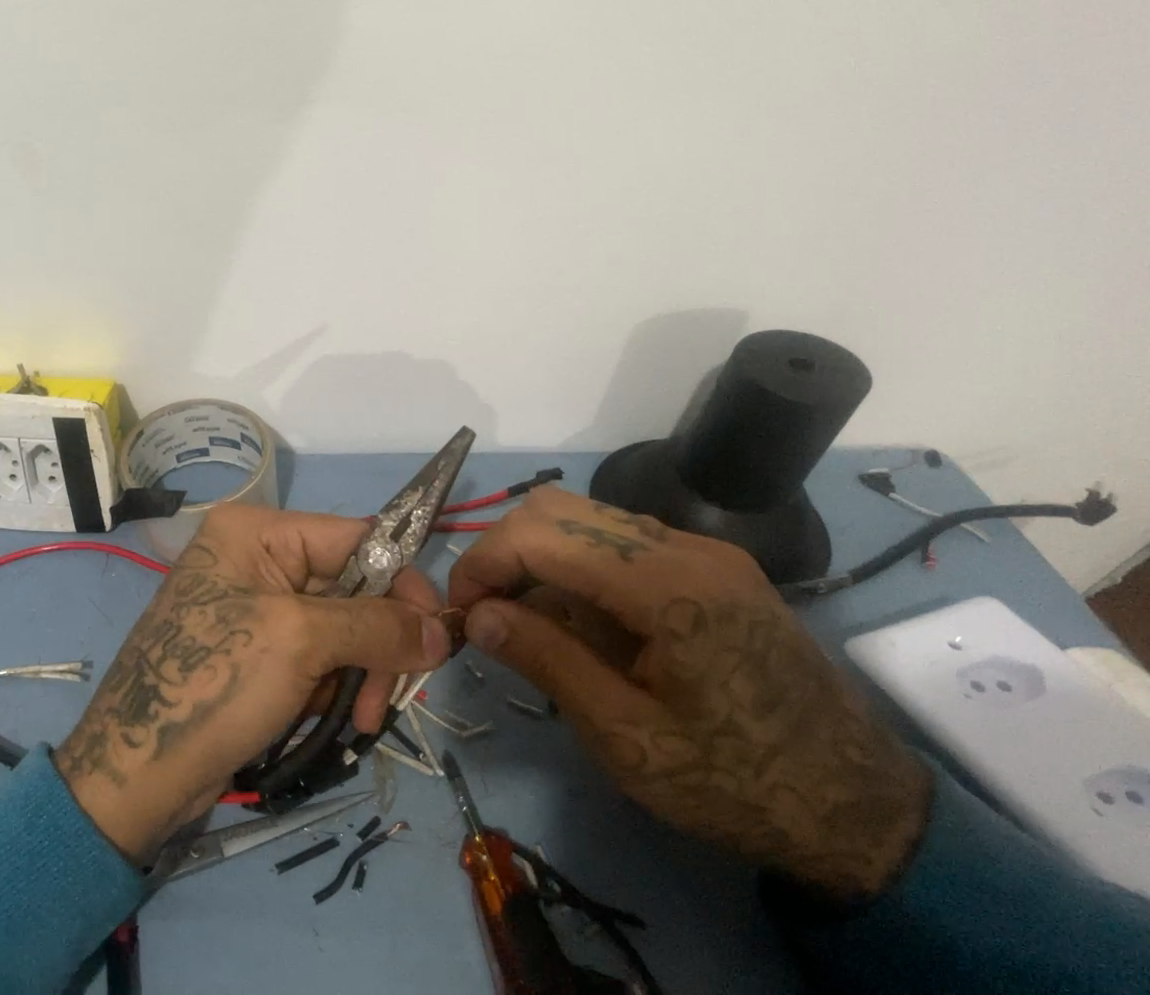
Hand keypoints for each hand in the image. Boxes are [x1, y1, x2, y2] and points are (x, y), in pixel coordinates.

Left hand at [55, 504, 450, 860]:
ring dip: (359, 674)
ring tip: (360, 719)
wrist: (141, 769)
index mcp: (255, 533)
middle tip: (393, 696)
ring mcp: (254, 609)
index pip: (356, 538)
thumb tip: (445, 629)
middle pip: (353, 587)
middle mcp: (254, 560)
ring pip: (341, 629)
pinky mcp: (256, 655)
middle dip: (378, 644)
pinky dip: (332, 689)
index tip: (437, 634)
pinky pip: (317, 659)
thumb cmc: (215, 683)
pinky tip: (327, 720)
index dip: (403, 582)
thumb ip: (378, 626)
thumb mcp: (300, 641)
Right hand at [449, 487, 931, 897]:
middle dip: (503, 552)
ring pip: (586, 519)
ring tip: (520, 621)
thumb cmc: (732, 782)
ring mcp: (704, 554)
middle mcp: (686, 548)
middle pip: (559, 508)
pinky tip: (572, 622)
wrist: (854, 806)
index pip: (540, 532)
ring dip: (537, 558)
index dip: (482, 563)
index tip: (459, 614)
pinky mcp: (712, 570)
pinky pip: (619, 544)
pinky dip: (574, 568)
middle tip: (484, 615)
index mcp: (667, 585)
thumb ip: (546, 660)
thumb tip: (475, 615)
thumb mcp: (624, 736)